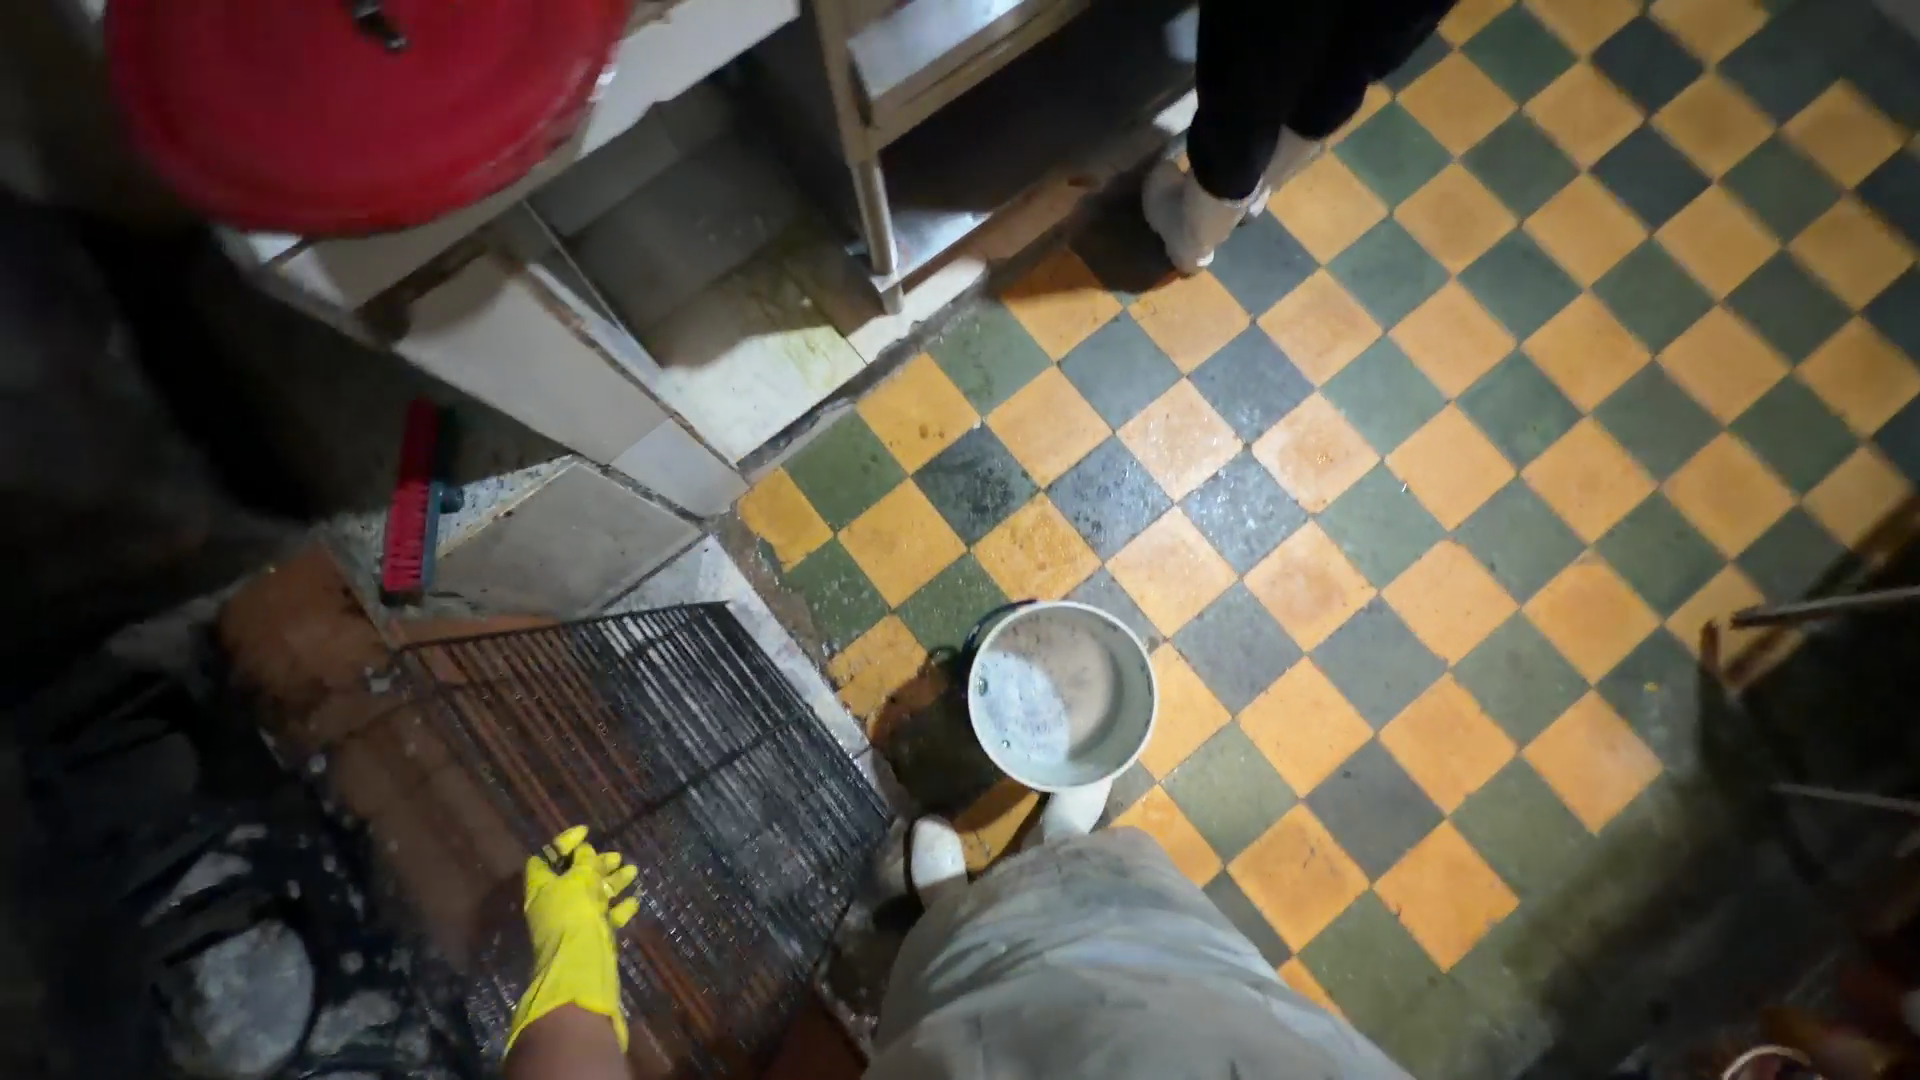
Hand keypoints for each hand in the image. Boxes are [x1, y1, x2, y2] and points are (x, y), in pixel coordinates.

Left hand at [507, 826, 638, 1052]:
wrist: (580, 960)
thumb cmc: (572, 913)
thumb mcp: (577, 880)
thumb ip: (583, 863)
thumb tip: (585, 852)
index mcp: (542, 888)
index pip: (546, 858)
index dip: (564, 843)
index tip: (586, 832)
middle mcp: (555, 903)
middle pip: (575, 876)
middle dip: (595, 863)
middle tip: (615, 857)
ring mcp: (573, 920)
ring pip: (594, 894)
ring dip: (612, 881)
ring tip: (632, 871)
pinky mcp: (591, 934)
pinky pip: (606, 916)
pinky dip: (619, 907)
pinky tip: (633, 900)